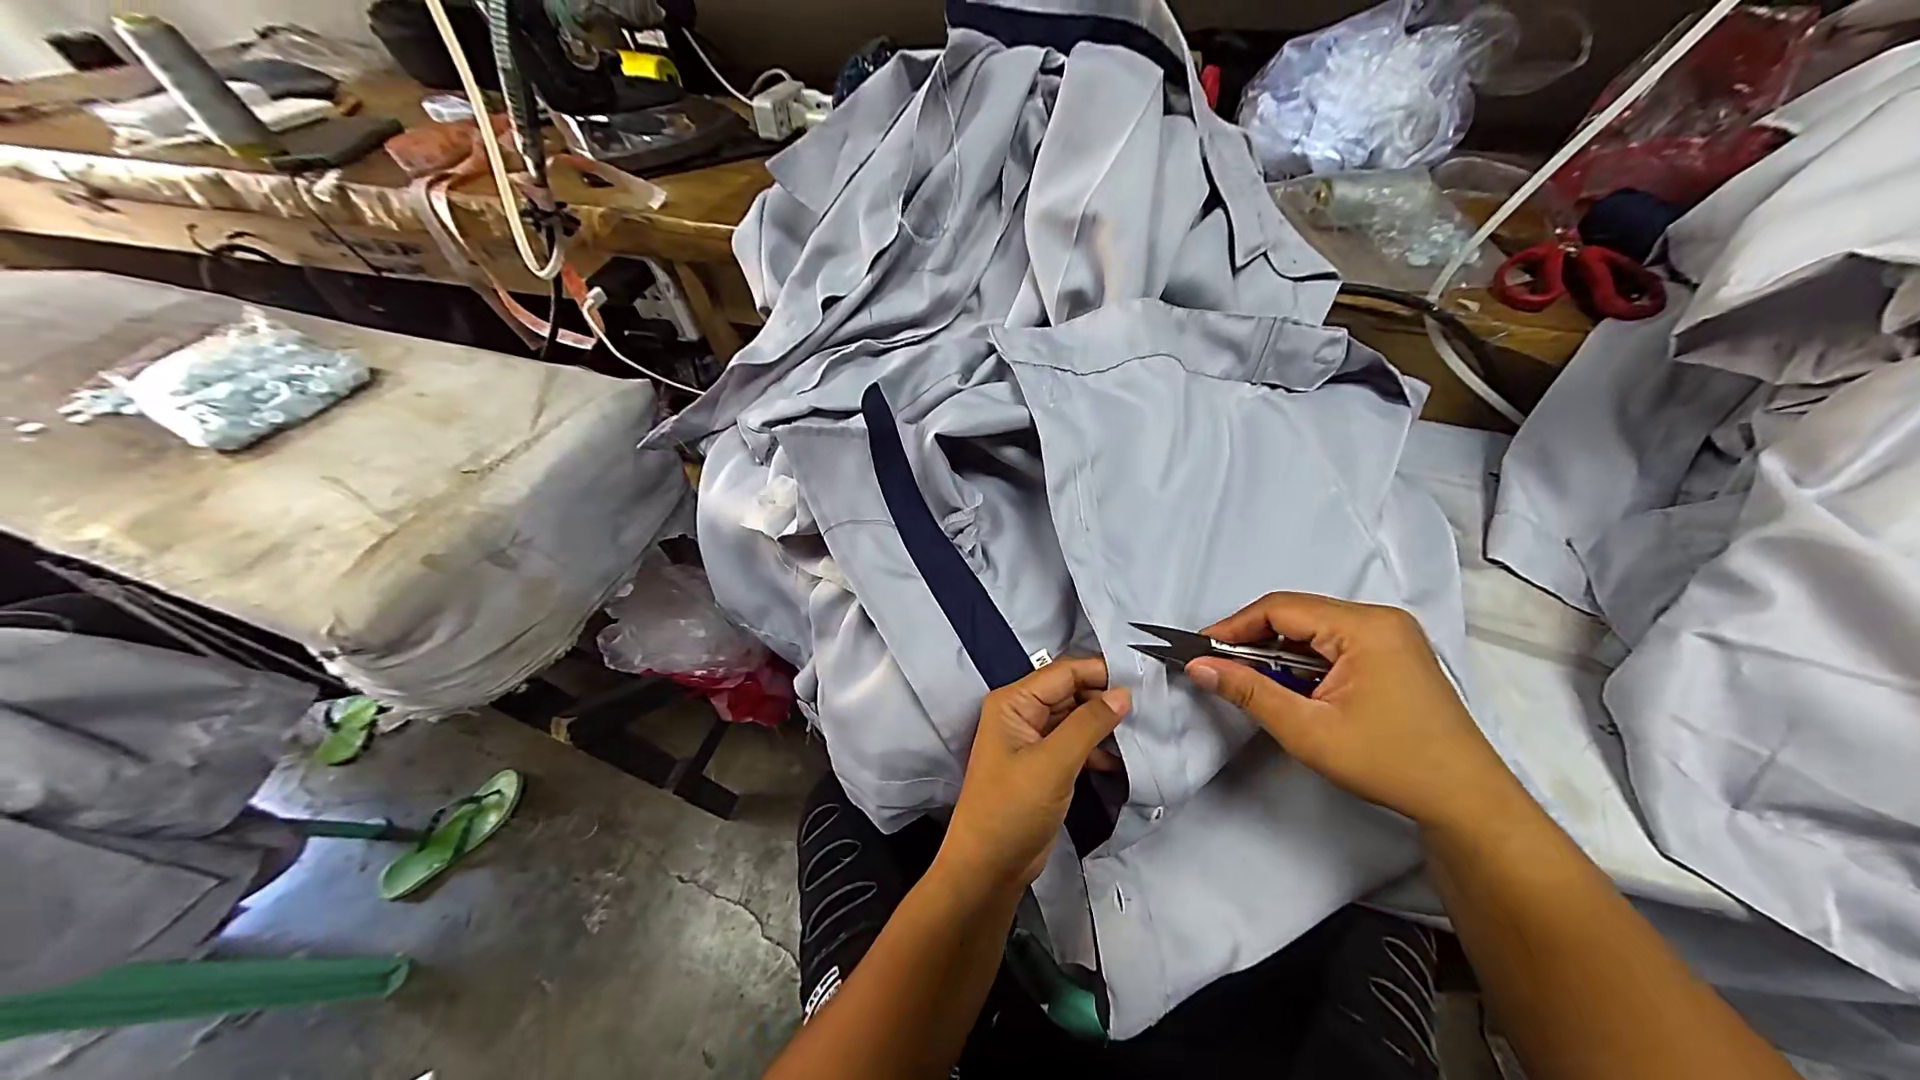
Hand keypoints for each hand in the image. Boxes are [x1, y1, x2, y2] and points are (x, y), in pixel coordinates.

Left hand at [939, 658, 1129, 887]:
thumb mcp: (1054, 763)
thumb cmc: (1011, 810)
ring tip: (1140, 731)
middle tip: (1148, 707)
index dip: (1100, 672)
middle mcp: (1021, 713)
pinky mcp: (1044, 764)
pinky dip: (1097, 747)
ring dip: (1104, 724)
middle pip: (1071, 691)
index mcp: (1013, 702)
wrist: (989, 867)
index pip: (1063, 672)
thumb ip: (1089, 724)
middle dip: (1106, 698)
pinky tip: (1121, 758)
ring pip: (1076, 717)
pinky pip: (1076, 742)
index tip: (1141, 679)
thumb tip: (1123, 694)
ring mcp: (1033, 739)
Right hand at [1186, 592, 1527, 831]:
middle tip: (1221, 670)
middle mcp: (1380, 620)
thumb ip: (1248, 691)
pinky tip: (1293, 690)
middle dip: (1254, 642)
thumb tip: (1201, 667)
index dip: (1234, 626)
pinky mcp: (1393, 654)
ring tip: (1256, 685)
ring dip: (1278, 654)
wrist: (1466, 801)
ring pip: (1312, 630)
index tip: (1202, 650)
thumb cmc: (1392, 763)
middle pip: (1296, 614)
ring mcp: (1391, 636)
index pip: (1280, 608)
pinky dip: (1303, 662)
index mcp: (1365, 627)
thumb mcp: (1307, 729)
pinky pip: (1332, 643)